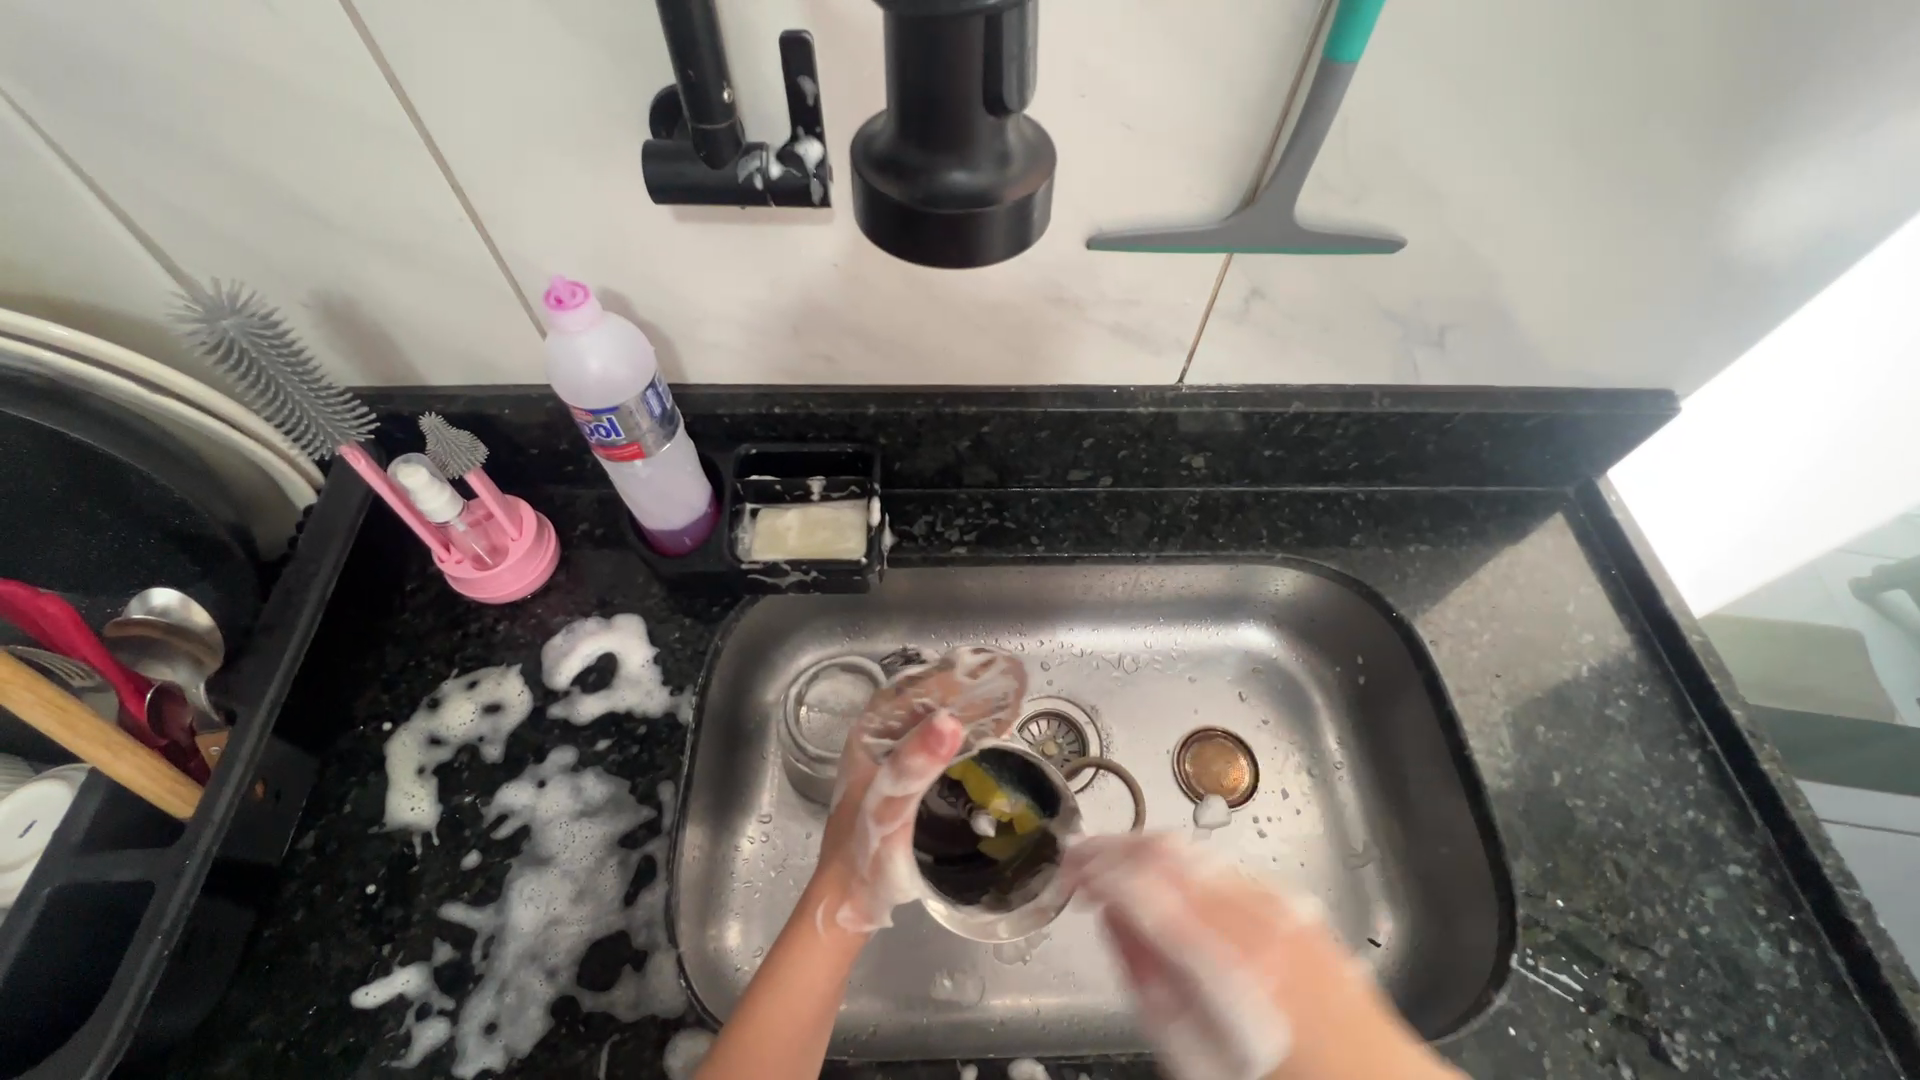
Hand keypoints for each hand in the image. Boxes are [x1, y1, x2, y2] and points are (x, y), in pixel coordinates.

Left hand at [809, 647, 1028, 934]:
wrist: (850, 903)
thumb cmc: (864, 854)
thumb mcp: (890, 804)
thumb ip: (915, 762)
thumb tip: (952, 719)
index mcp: (870, 736)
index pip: (915, 687)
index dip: (953, 675)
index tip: (995, 670)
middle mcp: (878, 743)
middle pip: (926, 702)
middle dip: (966, 690)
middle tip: (1010, 686)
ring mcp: (890, 765)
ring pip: (931, 724)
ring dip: (967, 712)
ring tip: (1006, 706)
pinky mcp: (902, 786)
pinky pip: (935, 749)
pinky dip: (962, 739)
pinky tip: (985, 743)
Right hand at [1064, 834, 1462, 1079]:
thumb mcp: (1196, 1057)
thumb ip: (1148, 984)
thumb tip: (1113, 920)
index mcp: (1228, 962)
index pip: (1142, 884)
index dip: (1095, 866)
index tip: (1067, 871)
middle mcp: (1256, 918)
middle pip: (1166, 851)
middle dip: (1114, 847)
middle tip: (1081, 865)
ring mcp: (1281, 906)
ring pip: (1194, 850)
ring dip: (1145, 852)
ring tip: (1115, 873)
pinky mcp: (1294, 905)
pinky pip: (1224, 868)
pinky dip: (1183, 867)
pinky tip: (1167, 888)